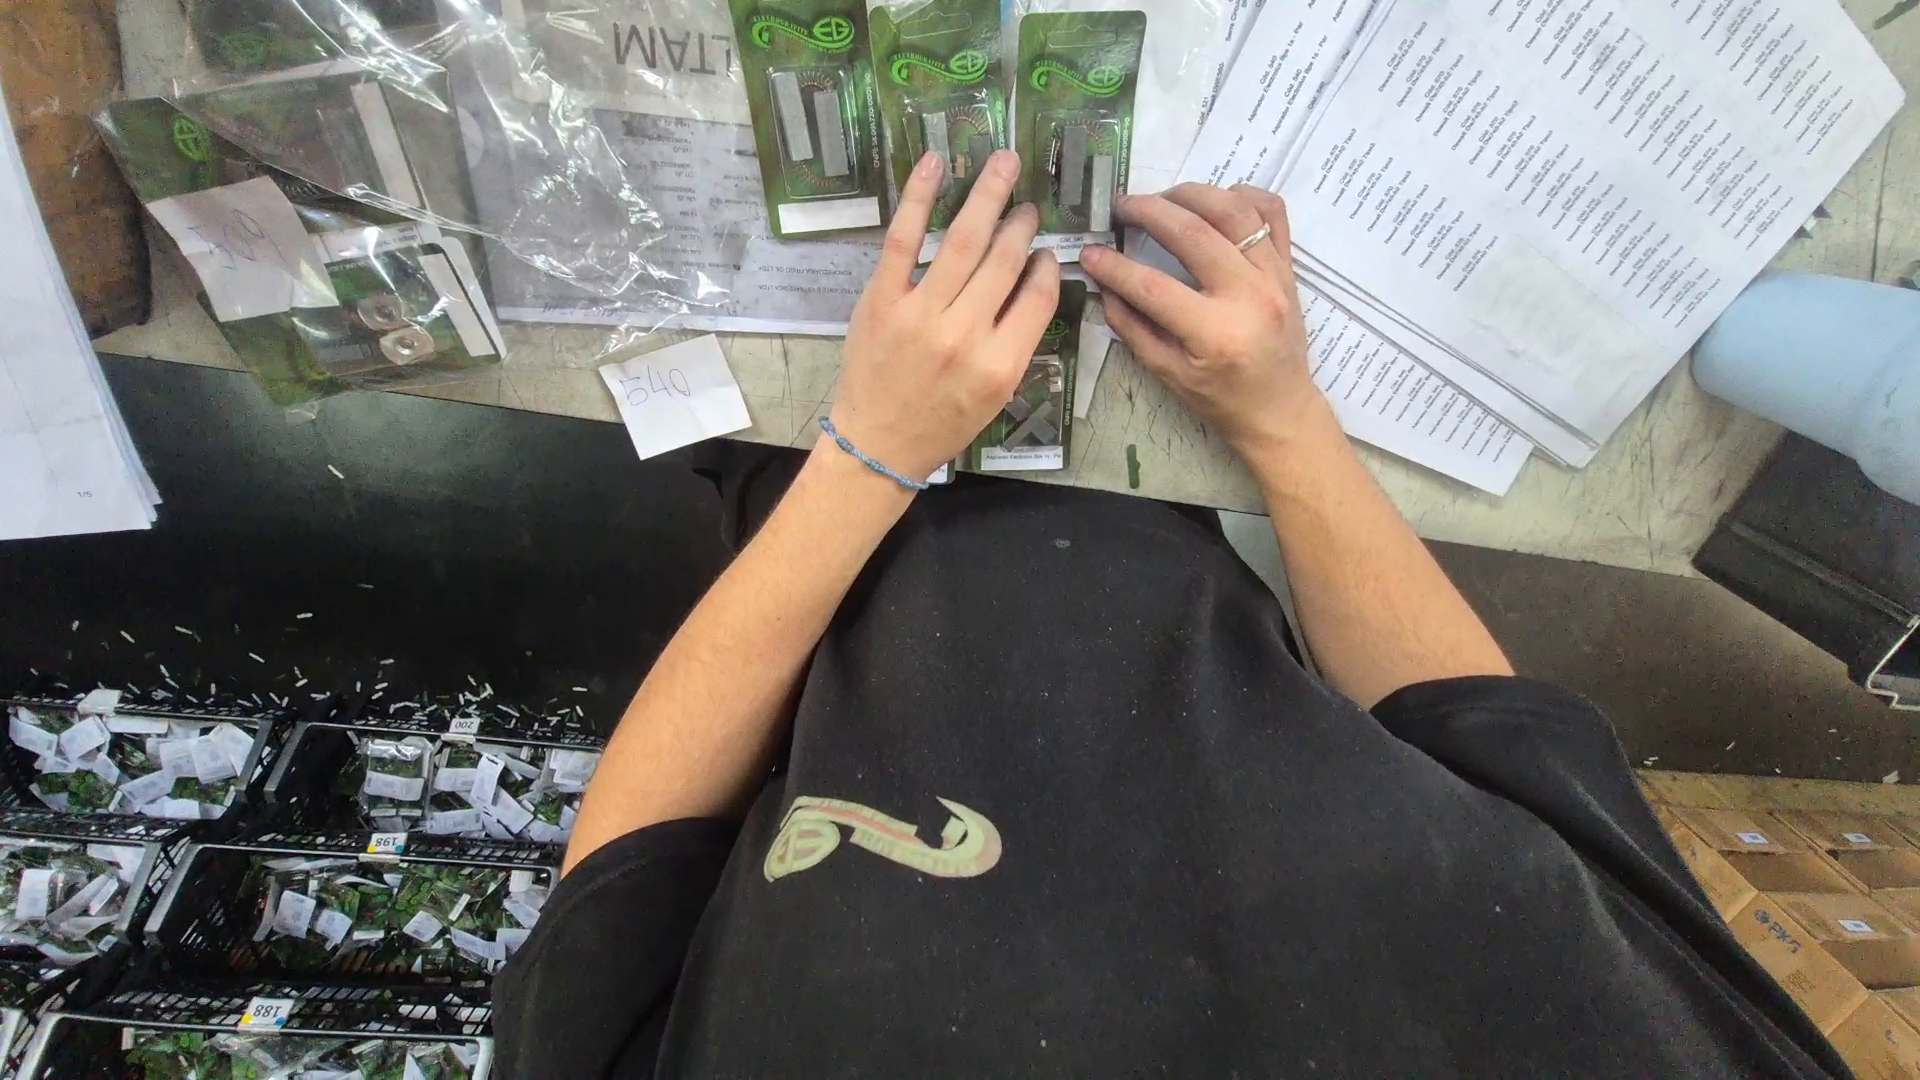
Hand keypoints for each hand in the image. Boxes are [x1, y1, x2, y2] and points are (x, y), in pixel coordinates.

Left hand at [828, 149, 1062, 481]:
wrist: (878, 445)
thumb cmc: (942, 425)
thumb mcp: (995, 397)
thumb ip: (1016, 343)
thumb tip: (1031, 280)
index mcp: (1000, 364)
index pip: (1038, 296)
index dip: (1046, 265)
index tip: (1044, 252)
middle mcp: (964, 334)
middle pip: (1004, 261)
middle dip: (1021, 224)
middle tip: (1027, 204)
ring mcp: (920, 314)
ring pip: (963, 241)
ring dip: (987, 194)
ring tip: (1003, 162)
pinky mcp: (881, 300)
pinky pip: (903, 240)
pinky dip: (920, 198)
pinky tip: (934, 164)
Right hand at [1080, 184, 1326, 454]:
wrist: (1278, 407)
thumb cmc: (1219, 398)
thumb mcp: (1168, 374)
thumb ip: (1134, 329)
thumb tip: (1105, 287)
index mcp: (1214, 334)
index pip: (1154, 288)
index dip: (1116, 268)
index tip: (1090, 253)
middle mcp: (1248, 296)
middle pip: (1194, 234)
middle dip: (1149, 212)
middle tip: (1121, 207)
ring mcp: (1273, 276)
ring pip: (1234, 210)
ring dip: (1192, 194)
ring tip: (1162, 198)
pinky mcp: (1288, 265)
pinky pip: (1271, 211)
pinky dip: (1242, 195)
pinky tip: (1214, 201)